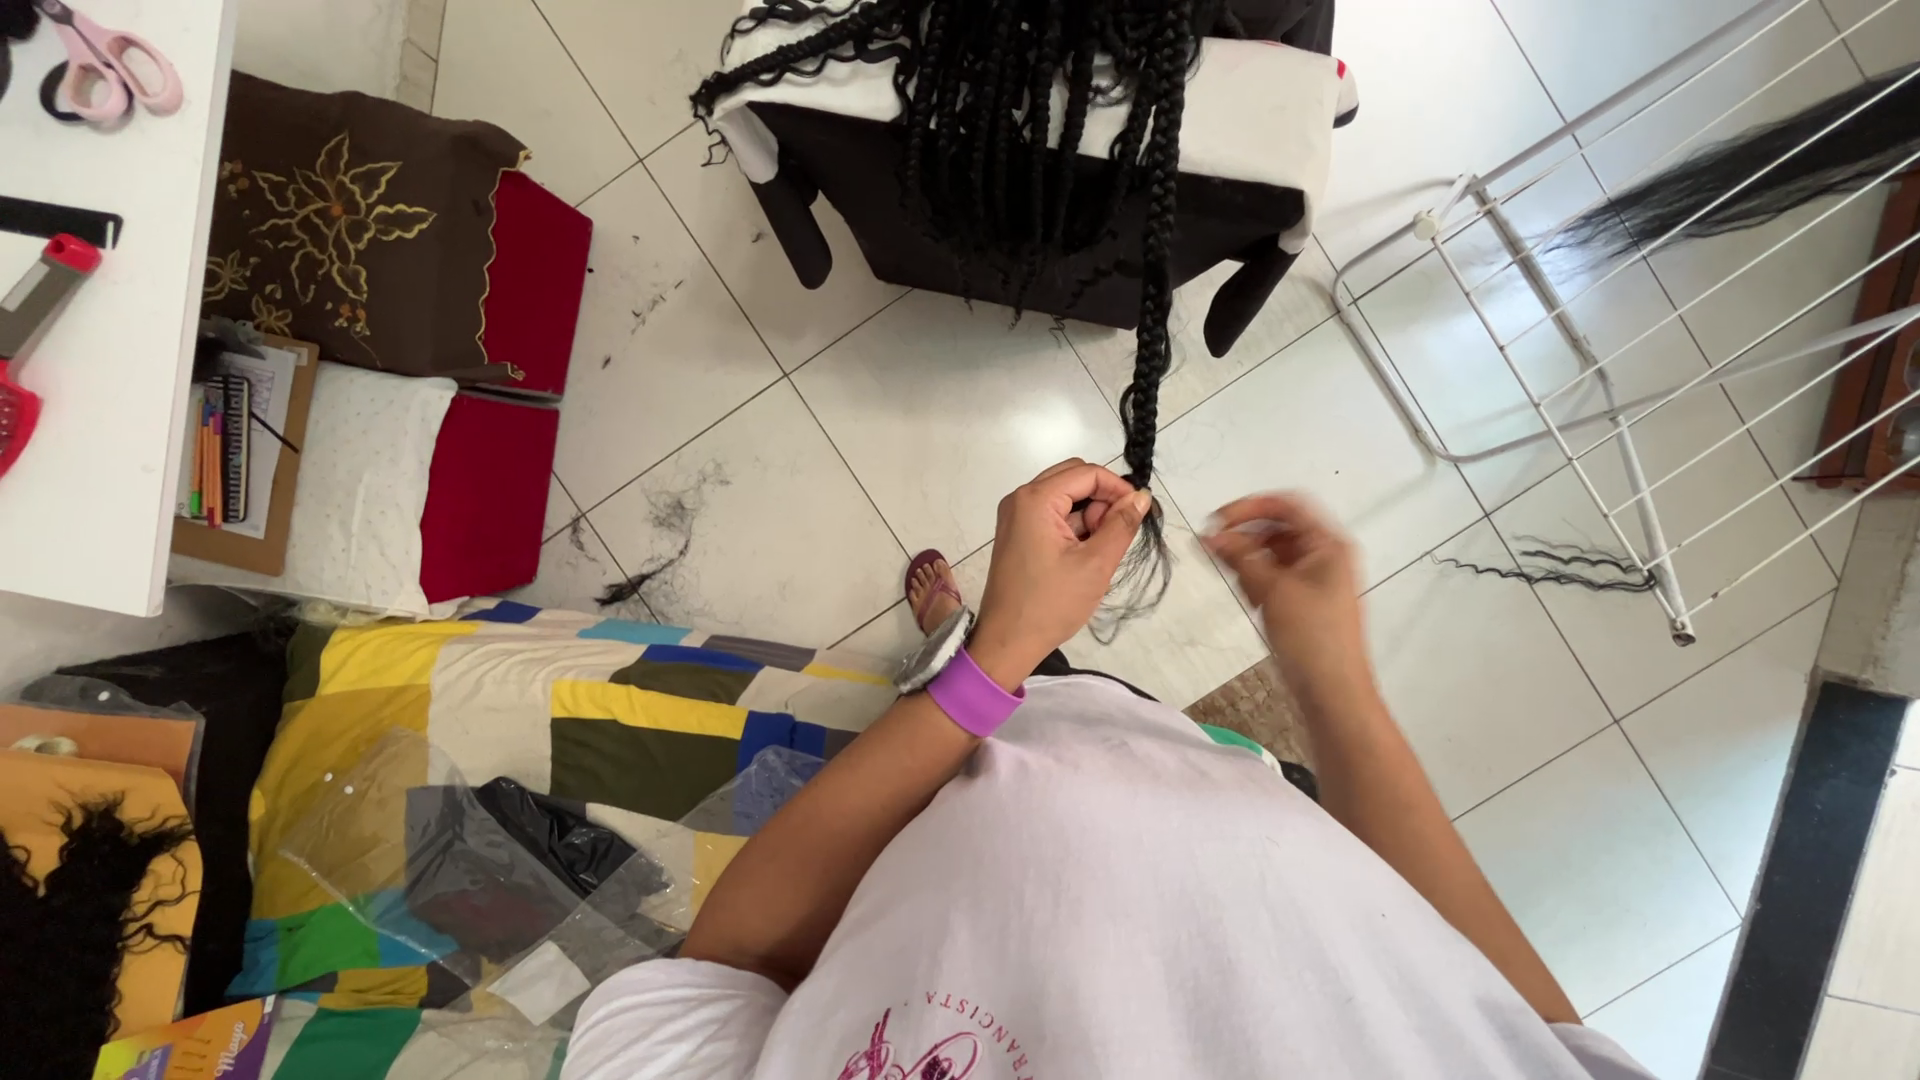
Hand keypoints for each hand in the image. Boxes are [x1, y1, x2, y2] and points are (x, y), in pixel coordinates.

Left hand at [970, 459, 1154, 688]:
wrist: (1008, 641)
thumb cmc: (1051, 604)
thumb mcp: (1095, 564)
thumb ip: (1121, 525)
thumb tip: (1141, 496)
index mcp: (1035, 500)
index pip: (1087, 473)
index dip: (1118, 488)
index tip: (1138, 514)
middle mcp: (1020, 499)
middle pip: (1073, 478)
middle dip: (1101, 500)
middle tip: (1113, 536)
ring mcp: (1016, 516)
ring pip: (1065, 497)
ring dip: (1089, 516)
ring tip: (1096, 553)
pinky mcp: (1017, 534)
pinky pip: (1053, 515)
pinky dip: (1074, 527)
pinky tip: (1082, 557)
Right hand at [1202, 493, 1372, 707]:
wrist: (1333, 692)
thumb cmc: (1311, 637)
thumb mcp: (1273, 590)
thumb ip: (1240, 556)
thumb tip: (1210, 534)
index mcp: (1328, 543)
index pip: (1286, 505)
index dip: (1249, 507)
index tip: (1215, 522)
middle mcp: (1324, 555)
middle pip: (1277, 528)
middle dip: (1244, 537)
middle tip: (1213, 550)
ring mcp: (1314, 578)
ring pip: (1272, 553)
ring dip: (1248, 560)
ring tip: (1237, 581)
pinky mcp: (1303, 600)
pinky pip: (1274, 576)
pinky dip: (1257, 580)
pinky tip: (1250, 598)